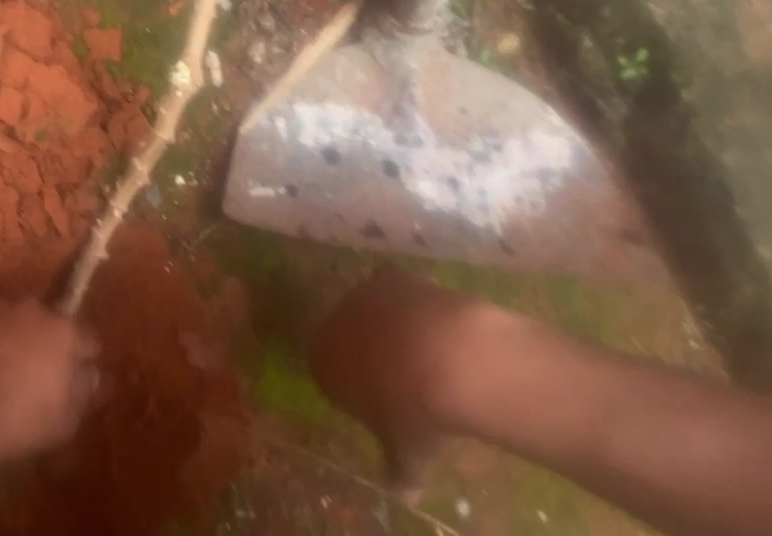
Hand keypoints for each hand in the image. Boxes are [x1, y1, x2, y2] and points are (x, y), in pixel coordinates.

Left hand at [0, 300, 99, 460]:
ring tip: (2, 370)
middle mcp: (32, 310)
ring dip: (14, 338)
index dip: (85, 359)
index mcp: (64, 332)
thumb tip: (95, 374)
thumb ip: (86, 391)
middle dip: (48, 345)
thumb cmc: (22, 418)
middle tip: (38, 375)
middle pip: (48, 325)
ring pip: (13, 321)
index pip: (88, 339)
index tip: (79, 378)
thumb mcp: (67, 418)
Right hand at [310, 270, 494, 496]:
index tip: (383, 407)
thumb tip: (402, 494)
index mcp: (323, 363)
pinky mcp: (391, 277)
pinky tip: (440, 329)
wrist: (448, 358)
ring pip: (372, 314)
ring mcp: (361, 296)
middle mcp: (332, 324)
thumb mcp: (409, 453)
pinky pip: (397, 293)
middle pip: (347, 338)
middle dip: (369, 355)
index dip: (355, 390)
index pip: (329, 374)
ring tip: (430, 356)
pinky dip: (413, 307)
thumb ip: (399, 470)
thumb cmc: (416, 413)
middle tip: (406, 382)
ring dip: (392, 329)